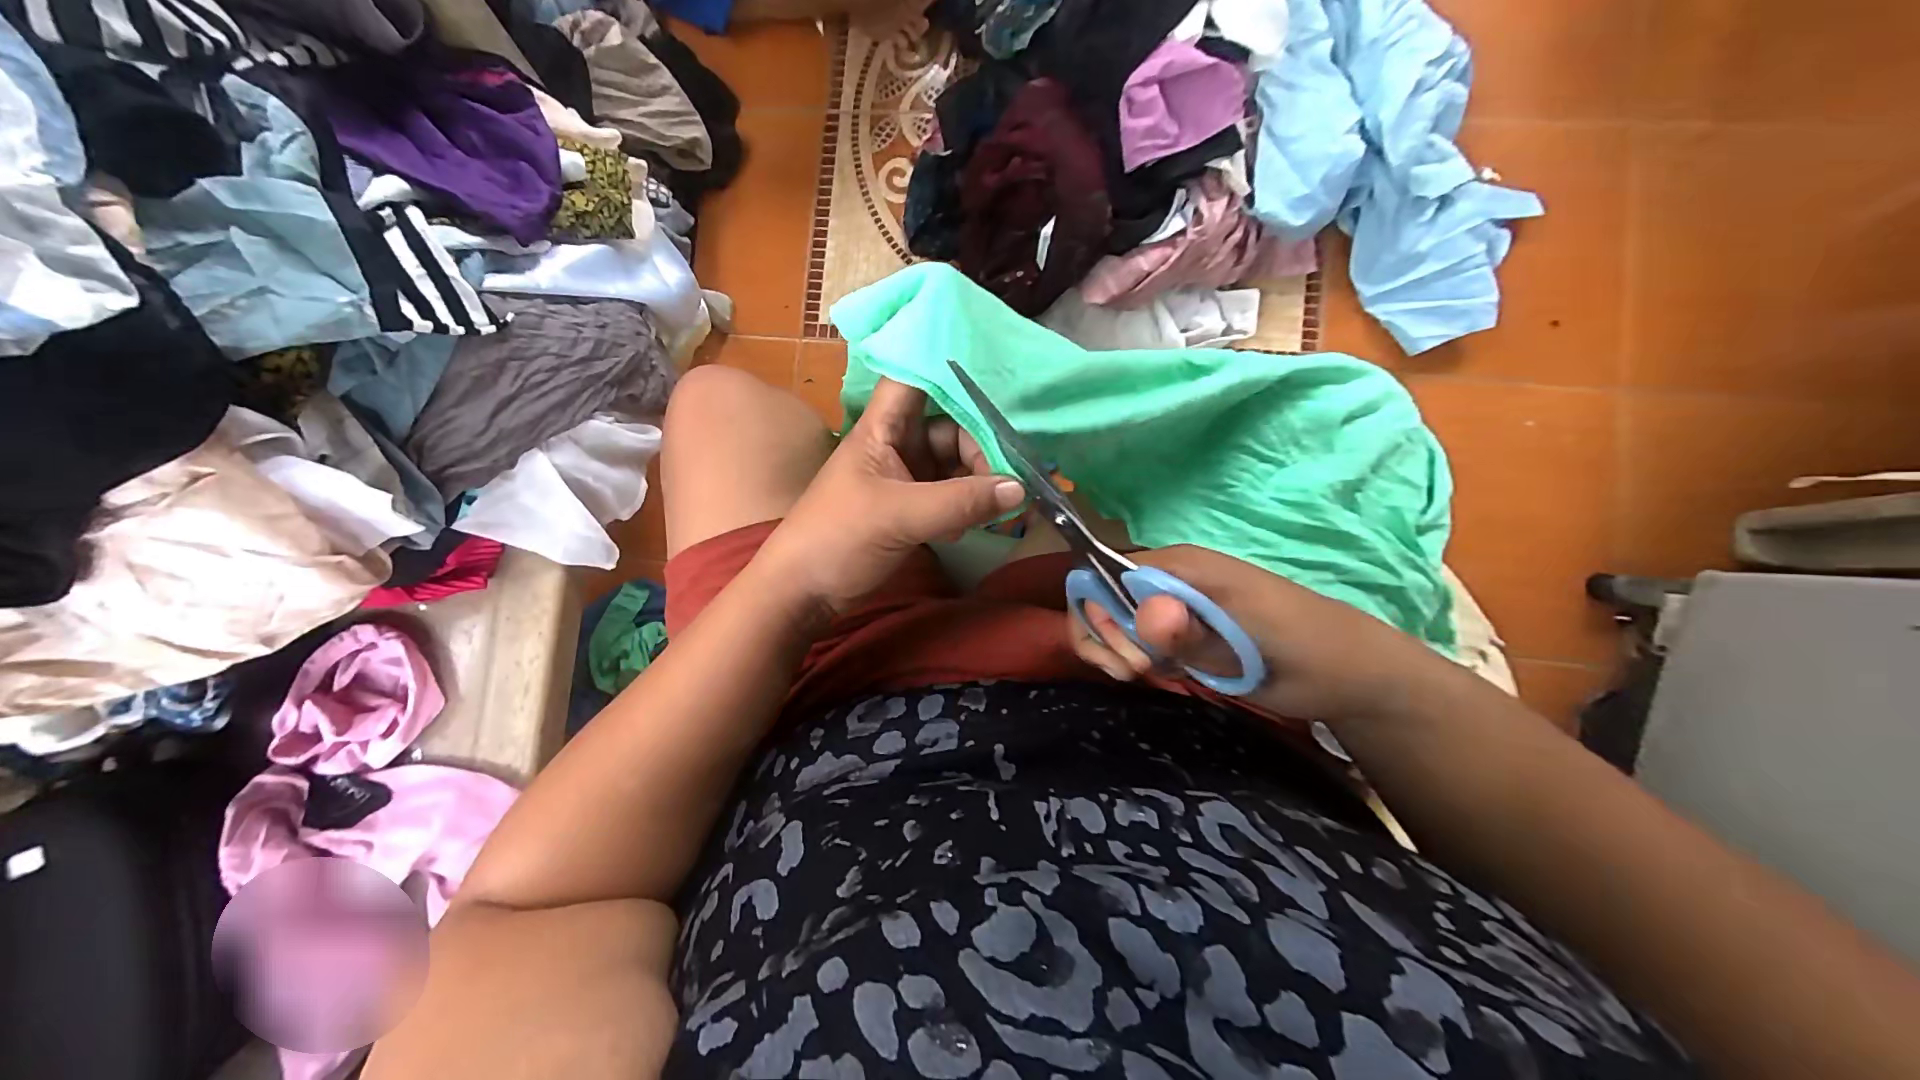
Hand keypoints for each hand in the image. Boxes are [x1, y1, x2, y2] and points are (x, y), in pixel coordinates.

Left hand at [756, 378, 1023, 616]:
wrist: (803, 593)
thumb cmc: (838, 538)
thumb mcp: (900, 516)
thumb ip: (961, 501)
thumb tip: (1020, 488)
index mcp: (882, 428)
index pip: (916, 379)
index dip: (949, 369)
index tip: (998, 375)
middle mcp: (896, 445)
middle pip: (950, 426)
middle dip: (982, 447)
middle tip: (1011, 477)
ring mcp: (905, 477)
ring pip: (955, 463)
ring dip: (979, 481)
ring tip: (1001, 506)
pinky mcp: (912, 508)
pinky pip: (951, 494)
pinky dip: (968, 505)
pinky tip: (975, 526)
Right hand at [1070, 545, 1456, 722]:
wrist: (1351, 672)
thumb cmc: (1305, 653)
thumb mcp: (1249, 651)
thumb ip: (1195, 634)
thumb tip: (1144, 614)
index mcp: (1181, 565)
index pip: (1100, 575)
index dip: (1100, 617)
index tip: (1131, 660)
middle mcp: (1170, 575)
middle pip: (1100, 597)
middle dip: (1107, 638)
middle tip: (1142, 673)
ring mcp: (1175, 598)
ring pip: (1113, 616)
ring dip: (1118, 649)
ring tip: (1151, 675)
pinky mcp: (1182, 621)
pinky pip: (1135, 631)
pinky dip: (1134, 655)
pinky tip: (1161, 672)